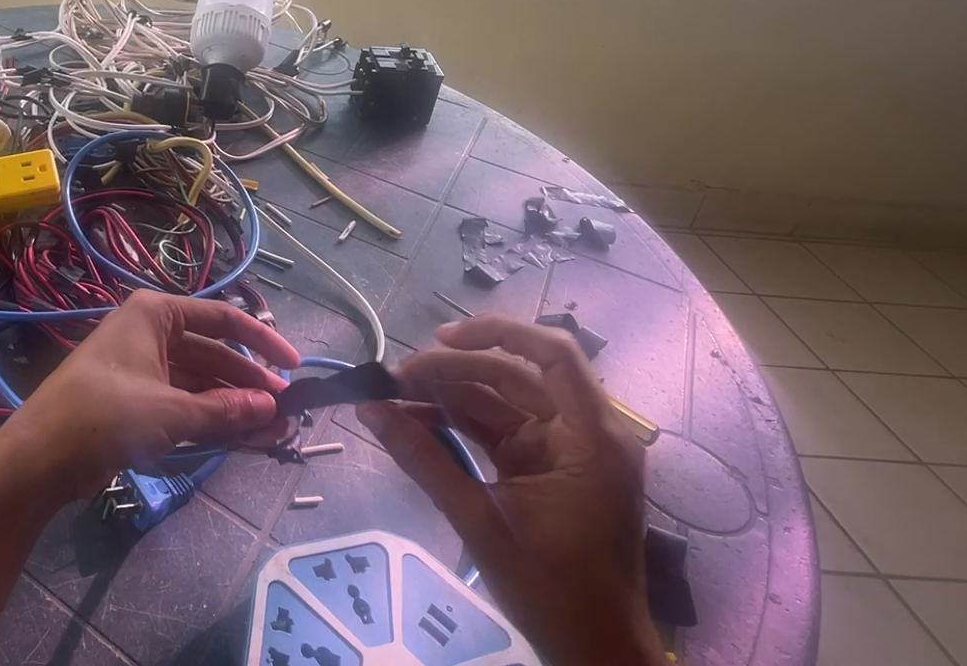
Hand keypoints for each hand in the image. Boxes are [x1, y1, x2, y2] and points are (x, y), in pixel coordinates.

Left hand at [0, 290, 300, 503]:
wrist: (41, 456)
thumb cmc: (104, 414)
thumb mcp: (170, 412)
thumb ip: (224, 411)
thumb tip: (273, 410)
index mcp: (155, 315)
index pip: (222, 319)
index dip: (262, 341)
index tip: (294, 367)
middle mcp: (151, 334)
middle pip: (213, 354)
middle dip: (249, 385)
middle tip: (287, 415)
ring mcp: (143, 369)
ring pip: (201, 383)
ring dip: (235, 407)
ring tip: (274, 433)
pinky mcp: (137, 402)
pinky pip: (185, 405)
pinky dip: (212, 420)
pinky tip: (244, 440)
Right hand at [354, 317, 661, 665]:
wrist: (596, 654)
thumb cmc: (553, 592)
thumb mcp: (480, 522)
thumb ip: (424, 461)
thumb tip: (369, 411)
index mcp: (590, 440)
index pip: (554, 355)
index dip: (498, 333)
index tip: (439, 339)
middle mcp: (583, 433)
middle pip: (512, 377)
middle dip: (450, 373)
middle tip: (392, 382)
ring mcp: (564, 451)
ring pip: (499, 402)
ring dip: (447, 398)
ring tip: (392, 400)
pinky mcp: (545, 469)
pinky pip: (497, 431)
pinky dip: (457, 426)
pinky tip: (414, 424)